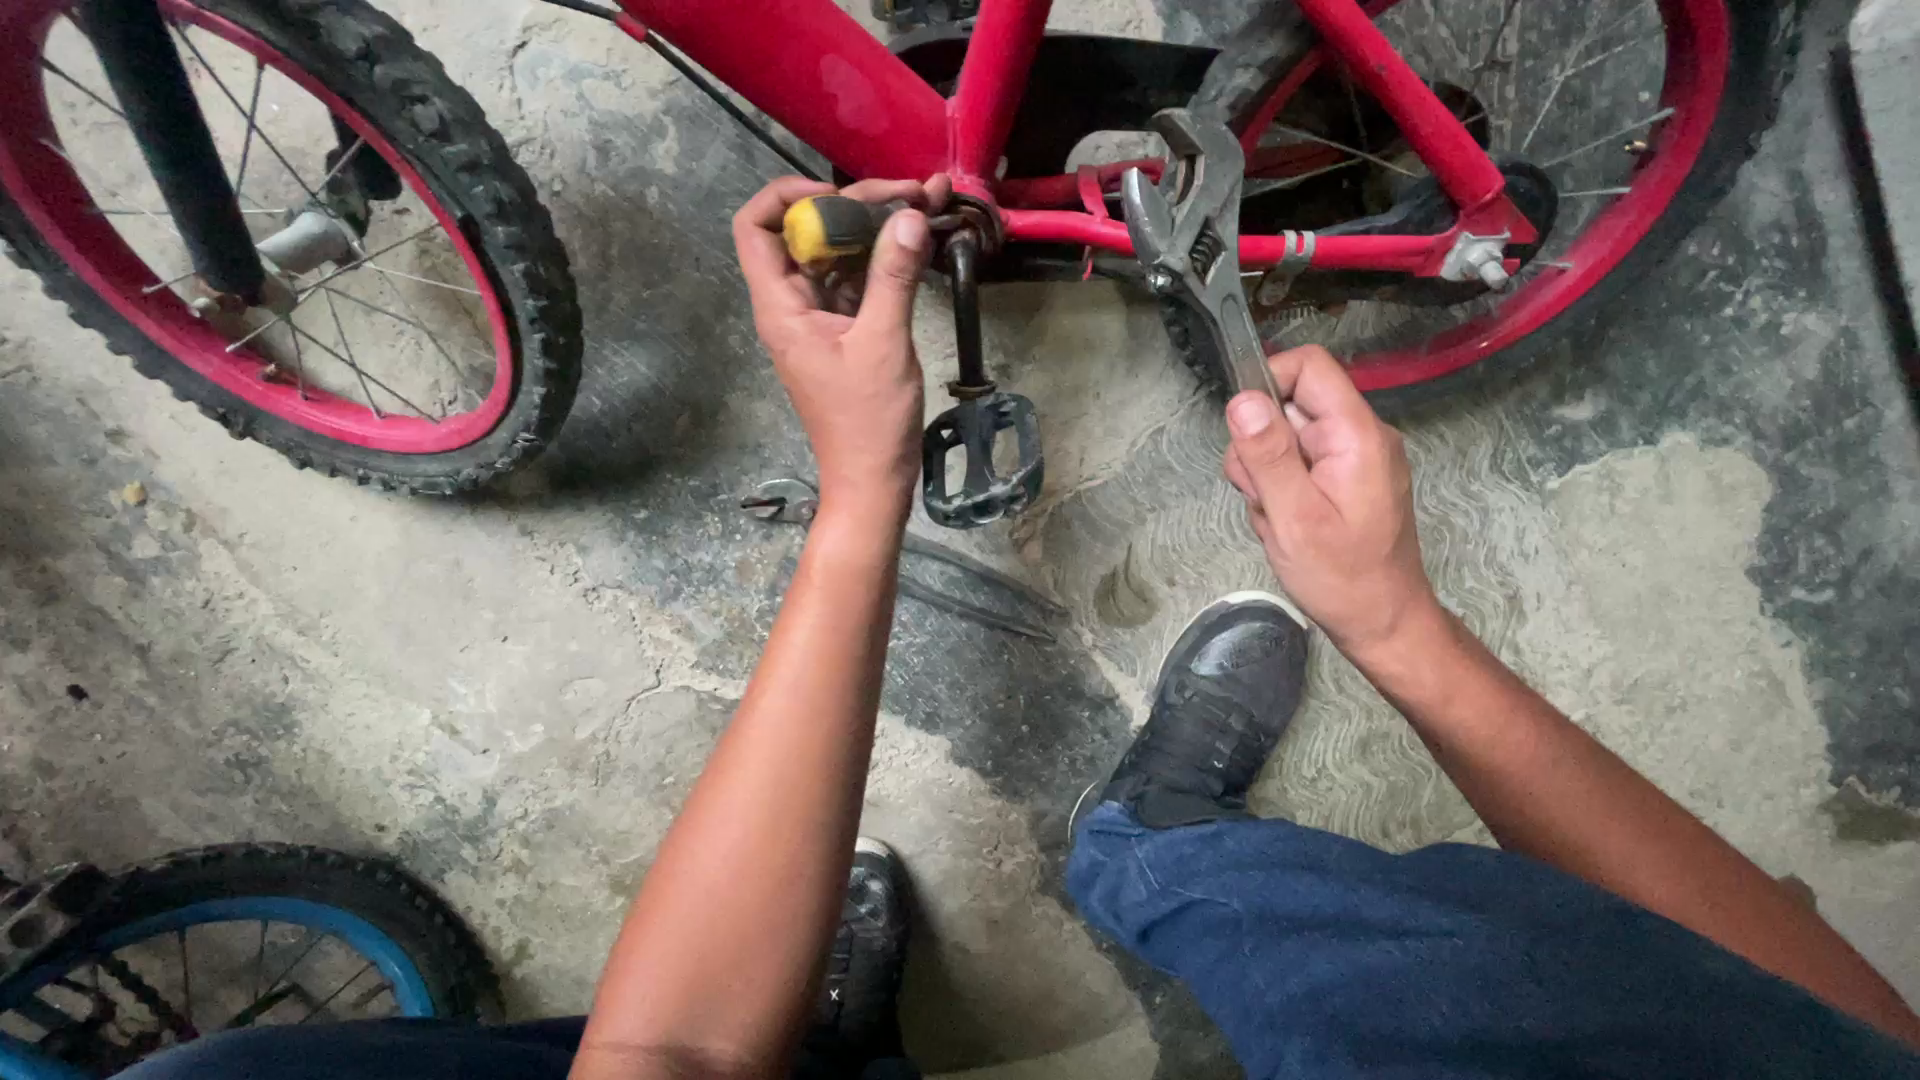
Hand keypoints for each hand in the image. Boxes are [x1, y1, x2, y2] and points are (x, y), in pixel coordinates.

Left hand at [732, 174, 950, 512]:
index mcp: (781, 308)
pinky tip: (919, 241)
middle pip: (806, 233)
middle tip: (909, 194)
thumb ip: (893, 276)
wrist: (873, 478)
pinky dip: (885, 260)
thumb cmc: (868, 420)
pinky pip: (858, 281)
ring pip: (837, 255)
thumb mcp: (883, 343)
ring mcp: (820, 318)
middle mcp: (793, 306)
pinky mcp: (846, 331)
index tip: (842, 197)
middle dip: (854, 205)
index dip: (789, 197)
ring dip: (876, 228)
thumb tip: (908, 214)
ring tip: (924, 205)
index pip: (756, 227)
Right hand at [1222, 346, 1439, 658]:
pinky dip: (1279, 491)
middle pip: (1288, 406)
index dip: (1266, 383)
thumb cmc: (1340, 576)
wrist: (1381, 622)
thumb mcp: (1294, 518)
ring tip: (1277, 517)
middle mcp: (1360, 435)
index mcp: (1356, 434)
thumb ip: (1268, 455)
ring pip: (1284, 439)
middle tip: (1265, 497)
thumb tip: (1242, 399)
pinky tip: (1286, 523)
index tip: (1242, 432)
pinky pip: (1296, 465)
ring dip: (1265, 476)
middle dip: (1259, 449)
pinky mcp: (1344, 478)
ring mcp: (1353, 458)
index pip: (1308, 367)